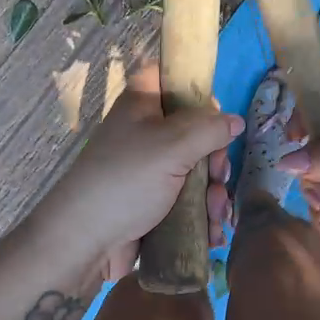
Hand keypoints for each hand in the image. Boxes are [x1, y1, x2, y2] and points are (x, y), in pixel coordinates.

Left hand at [32, 66, 242, 281]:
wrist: (84, 242)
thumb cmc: (126, 180)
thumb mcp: (173, 145)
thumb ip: (210, 129)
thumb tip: (236, 121)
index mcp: (143, 104)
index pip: (171, 77)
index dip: (196, 89)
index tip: (216, 112)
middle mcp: (146, 131)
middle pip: (195, 130)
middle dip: (216, 157)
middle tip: (219, 176)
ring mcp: (150, 169)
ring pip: (196, 169)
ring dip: (214, 192)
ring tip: (217, 214)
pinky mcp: (153, 203)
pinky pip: (187, 200)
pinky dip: (203, 214)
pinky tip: (213, 231)